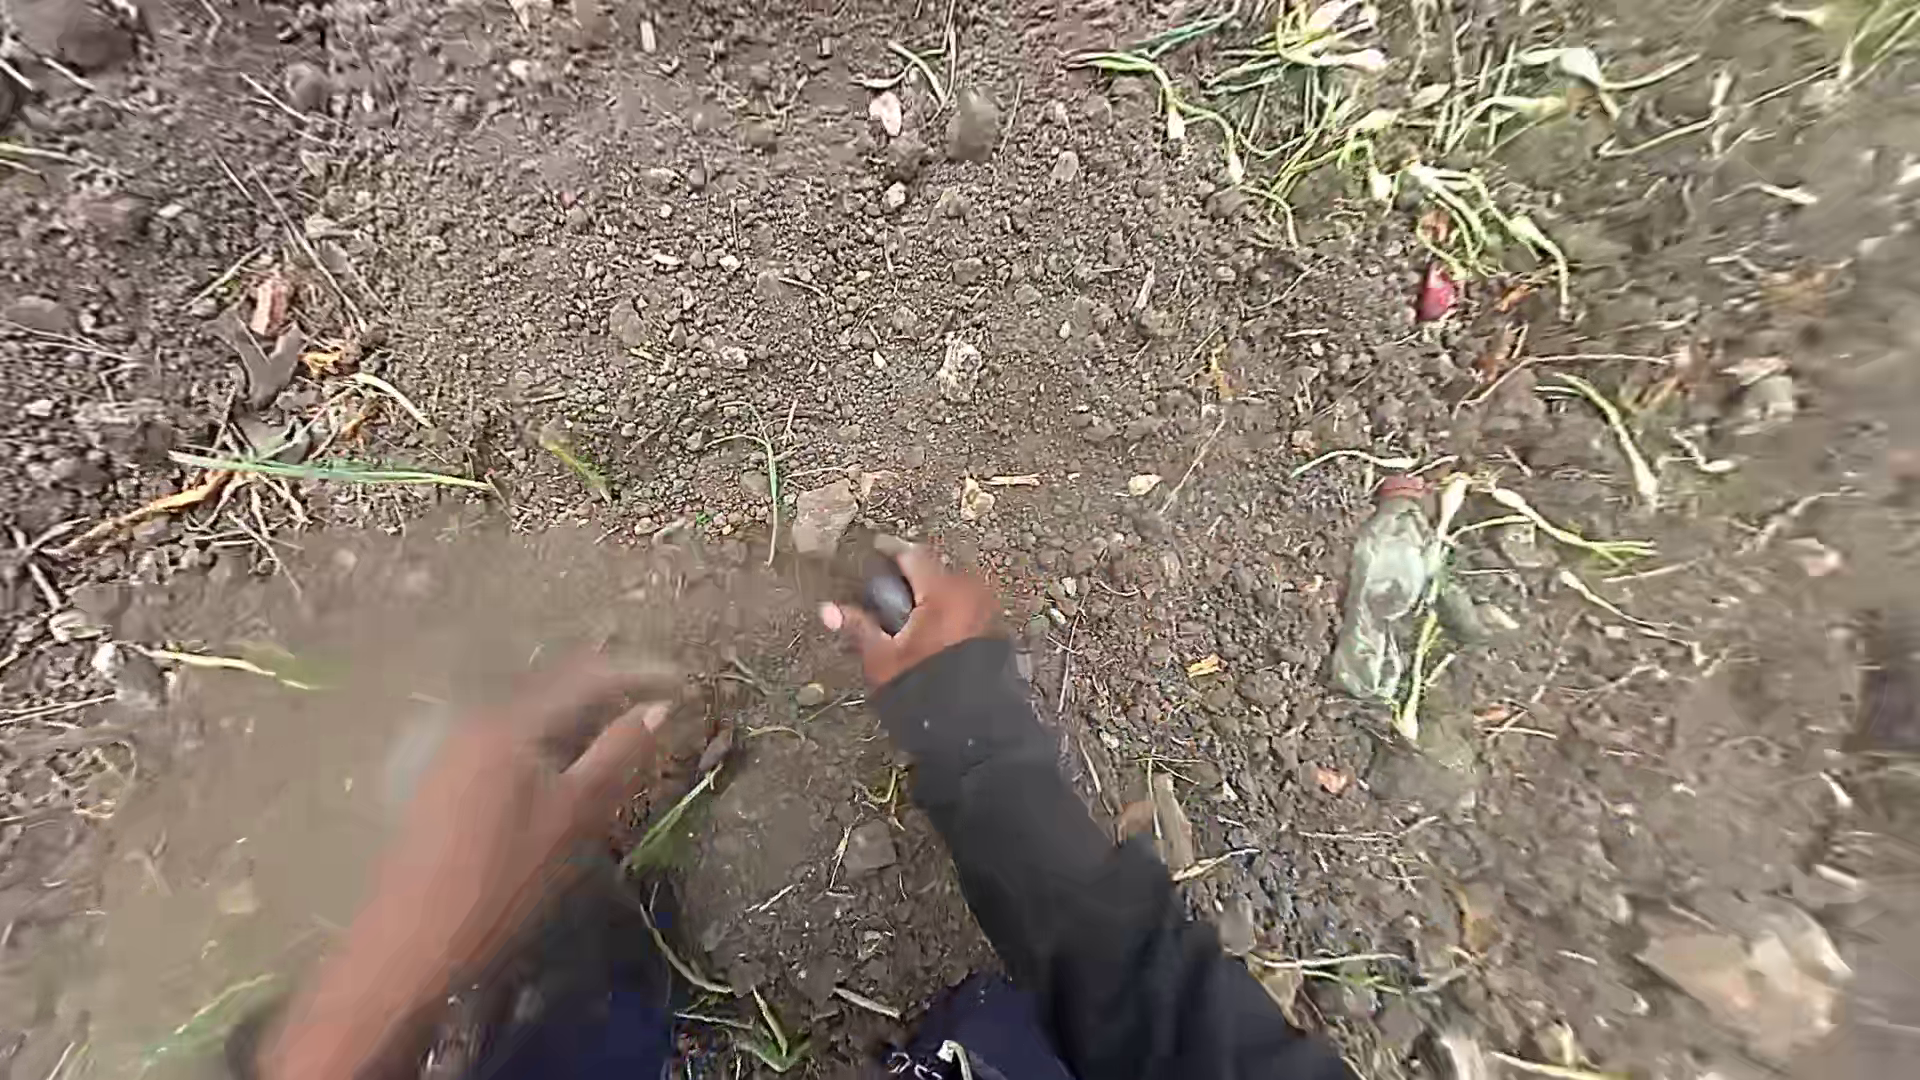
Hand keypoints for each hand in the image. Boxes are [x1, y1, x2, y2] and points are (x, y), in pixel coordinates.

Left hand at [264, 659, 671, 1079]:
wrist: (410, 952)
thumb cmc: (505, 877)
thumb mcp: (579, 810)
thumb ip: (622, 748)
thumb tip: (661, 707)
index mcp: (512, 723)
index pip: (590, 677)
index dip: (641, 675)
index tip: (682, 683)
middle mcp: (482, 721)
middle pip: (563, 686)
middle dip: (617, 688)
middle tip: (660, 701)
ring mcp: (462, 747)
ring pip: (542, 711)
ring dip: (590, 711)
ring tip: (630, 725)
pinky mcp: (455, 774)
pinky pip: (522, 733)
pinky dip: (561, 733)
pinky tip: (580, 754)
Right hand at [820, 547, 996, 687]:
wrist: (976, 730)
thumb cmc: (926, 693)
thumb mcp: (884, 660)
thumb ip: (858, 627)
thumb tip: (828, 610)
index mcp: (942, 592)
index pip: (912, 555)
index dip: (889, 554)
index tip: (873, 559)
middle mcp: (970, 593)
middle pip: (934, 570)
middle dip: (911, 579)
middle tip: (888, 596)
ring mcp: (987, 610)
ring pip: (952, 588)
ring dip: (931, 596)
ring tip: (909, 619)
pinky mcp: (996, 629)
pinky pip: (967, 607)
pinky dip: (949, 612)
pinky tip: (934, 635)